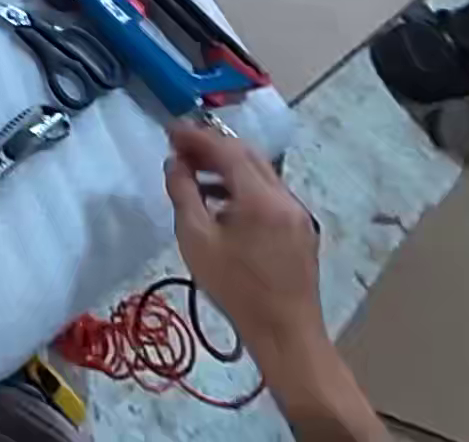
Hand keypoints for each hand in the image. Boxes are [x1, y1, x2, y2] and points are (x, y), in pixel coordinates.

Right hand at [165, 123, 385, 441]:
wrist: (286, 338)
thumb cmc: (236, 289)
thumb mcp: (196, 240)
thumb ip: (183, 193)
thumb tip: (175, 163)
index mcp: (261, 197)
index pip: (226, 150)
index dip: (196, 136)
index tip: (170, 130)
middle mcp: (284, 196)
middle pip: (246, 154)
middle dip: (211, 145)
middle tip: (180, 145)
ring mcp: (296, 211)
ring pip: (258, 171)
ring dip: (225, 164)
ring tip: (193, 171)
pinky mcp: (299, 227)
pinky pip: (267, 191)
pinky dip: (241, 184)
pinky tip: (218, 199)